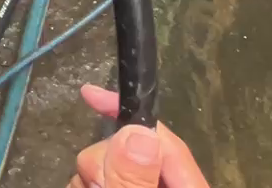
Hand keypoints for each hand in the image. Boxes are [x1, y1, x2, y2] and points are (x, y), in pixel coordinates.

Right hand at [69, 85, 209, 187]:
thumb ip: (135, 177)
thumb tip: (139, 131)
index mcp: (186, 186)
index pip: (160, 137)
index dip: (128, 110)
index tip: (90, 94)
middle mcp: (162, 183)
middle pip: (123, 147)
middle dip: (102, 158)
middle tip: (95, 183)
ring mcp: (137, 184)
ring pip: (104, 159)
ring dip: (90, 172)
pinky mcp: (119, 186)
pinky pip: (93, 174)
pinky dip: (86, 180)